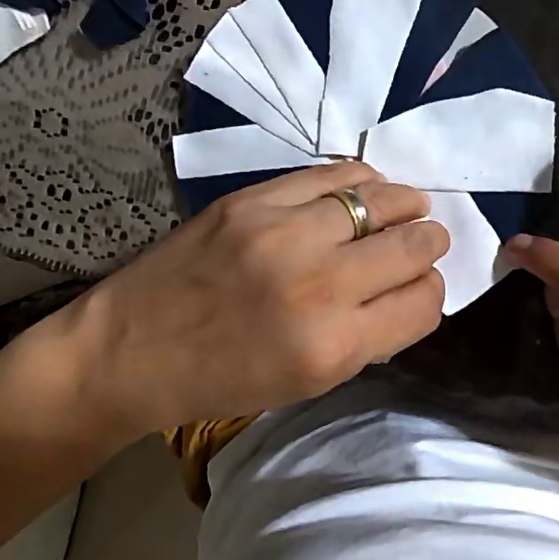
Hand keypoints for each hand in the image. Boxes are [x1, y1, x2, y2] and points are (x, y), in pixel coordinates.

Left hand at [58, 161, 448, 436]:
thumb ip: (361, 339)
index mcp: (333, 347)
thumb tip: (404, 293)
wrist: (130, 349)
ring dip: (403, 204)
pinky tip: (366, 184)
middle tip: (425, 240)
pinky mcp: (249, 202)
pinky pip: (326, 176)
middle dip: (427, 244)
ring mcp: (281, 234)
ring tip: (408, 205)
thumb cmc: (216, 381)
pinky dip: (357, 179)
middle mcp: (318, 286)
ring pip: (377, 201)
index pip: (422, 304)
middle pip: (410, 248)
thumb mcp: (303, 383)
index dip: (428, 293)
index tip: (418, 287)